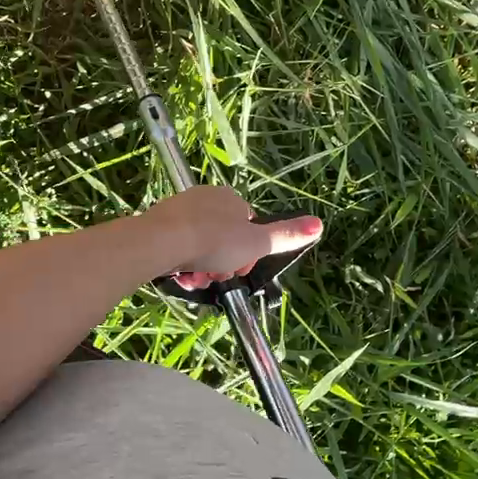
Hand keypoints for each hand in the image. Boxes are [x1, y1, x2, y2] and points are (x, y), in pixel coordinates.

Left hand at [145, 185, 323, 290]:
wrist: (162, 241)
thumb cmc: (214, 241)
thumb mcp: (257, 242)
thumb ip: (286, 235)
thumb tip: (319, 223)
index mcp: (229, 198)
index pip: (246, 225)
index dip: (247, 251)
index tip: (241, 268)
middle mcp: (204, 198)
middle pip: (222, 238)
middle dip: (222, 263)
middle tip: (217, 277)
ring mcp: (179, 211)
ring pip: (199, 246)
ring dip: (203, 269)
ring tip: (197, 280)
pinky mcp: (158, 225)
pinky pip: (177, 248)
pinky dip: (182, 265)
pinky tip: (181, 277)